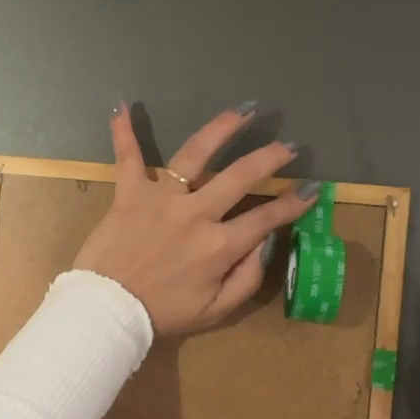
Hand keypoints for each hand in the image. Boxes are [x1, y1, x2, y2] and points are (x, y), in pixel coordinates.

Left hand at [73, 103, 316, 335]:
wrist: (107, 312)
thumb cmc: (162, 313)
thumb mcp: (216, 311)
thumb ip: (247, 278)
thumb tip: (265, 244)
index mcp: (219, 245)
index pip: (266, 218)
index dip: (293, 204)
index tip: (312, 189)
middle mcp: (196, 213)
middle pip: (241, 176)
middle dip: (270, 157)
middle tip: (288, 145)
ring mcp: (161, 199)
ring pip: (196, 153)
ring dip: (222, 128)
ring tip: (243, 110)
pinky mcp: (129, 194)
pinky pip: (127, 157)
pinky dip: (123, 132)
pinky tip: (122, 105)